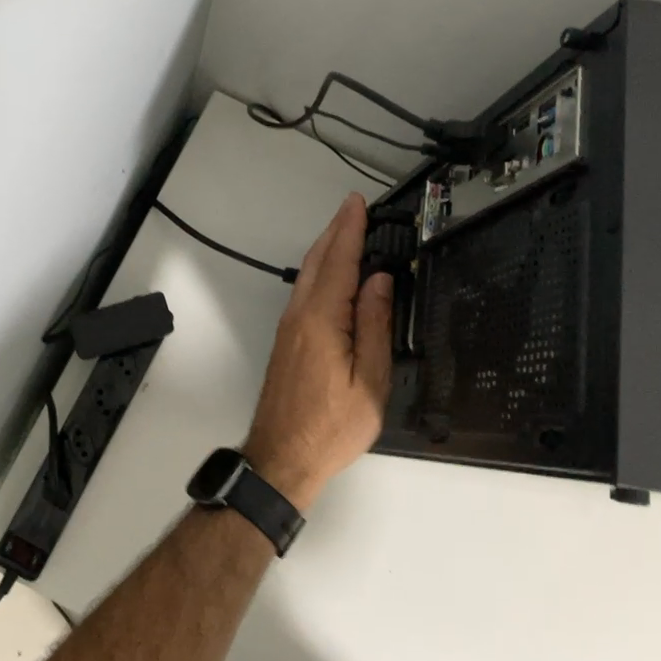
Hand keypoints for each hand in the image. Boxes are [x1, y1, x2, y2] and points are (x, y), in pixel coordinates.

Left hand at [241, 193, 393, 509]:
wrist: (281, 458)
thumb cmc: (330, 428)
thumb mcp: (369, 381)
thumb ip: (374, 326)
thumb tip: (379, 282)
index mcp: (321, 321)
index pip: (339, 262)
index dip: (350, 230)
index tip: (358, 203)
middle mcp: (299, 317)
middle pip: (318, 262)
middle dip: (336, 232)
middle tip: (354, 209)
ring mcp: (289, 330)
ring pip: (308, 277)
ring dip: (327, 250)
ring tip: (348, 233)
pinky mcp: (287, 343)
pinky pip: (305, 294)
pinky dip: (321, 273)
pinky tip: (333, 276)